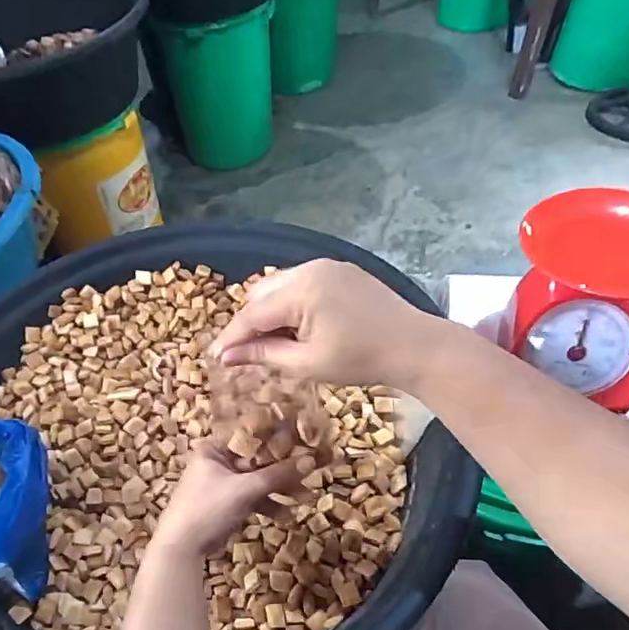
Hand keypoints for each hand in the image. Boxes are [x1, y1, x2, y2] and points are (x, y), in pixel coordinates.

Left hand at [152, 444, 299, 558]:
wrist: (182, 547)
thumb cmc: (208, 507)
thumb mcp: (245, 489)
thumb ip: (278, 474)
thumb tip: (311, 460)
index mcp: (214, 448)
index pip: (251, 437)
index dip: (278, 440)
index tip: (304, 442)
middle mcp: (218, 461)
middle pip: (258, 460)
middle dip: (283, 469)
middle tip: (310, 470)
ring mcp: (224, 483)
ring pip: (258, 481)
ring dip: (280, 489)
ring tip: (305, 496)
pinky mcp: (228, 503)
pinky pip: (253, 498)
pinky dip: (268, 505)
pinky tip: (287, 515)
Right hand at [210, 259, 446, 388]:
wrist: (414, 346)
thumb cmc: (361, 360)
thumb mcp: (307, 364)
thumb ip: (264, 355)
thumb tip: (227, 355)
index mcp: (301, 290)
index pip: (252, 313)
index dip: (231, 336)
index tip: (214, 356)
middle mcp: (309, 268)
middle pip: (261, 293)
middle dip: (248, 322)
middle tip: (243, 351)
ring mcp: (327, 265)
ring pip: (279, 285)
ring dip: (268, 310)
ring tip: (271, 341)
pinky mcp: (340, 269)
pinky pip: (301, 282)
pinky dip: (289, 302)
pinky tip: (296, 326)